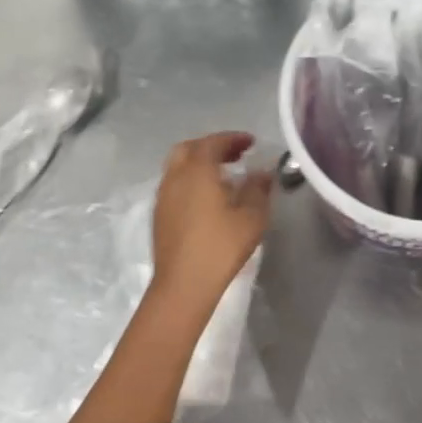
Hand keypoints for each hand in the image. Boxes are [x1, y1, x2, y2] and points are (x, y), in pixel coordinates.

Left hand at [149, 132, 273, 310]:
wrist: (184, 283)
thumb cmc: (221, 246)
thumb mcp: (251, 217)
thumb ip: (258, 189)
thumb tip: (261, 173)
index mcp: (197, 171)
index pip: (213, 143)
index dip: (232, 139)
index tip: (251, 143)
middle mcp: (175, 177)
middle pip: (189, 149)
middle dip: (212, 146)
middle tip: (234, 155)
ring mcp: (163, 196)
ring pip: (178, 166)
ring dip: (199, 163)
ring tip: (223, 176)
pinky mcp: (159, 215)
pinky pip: (174, 184)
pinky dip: (191, 180)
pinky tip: (207, 197)